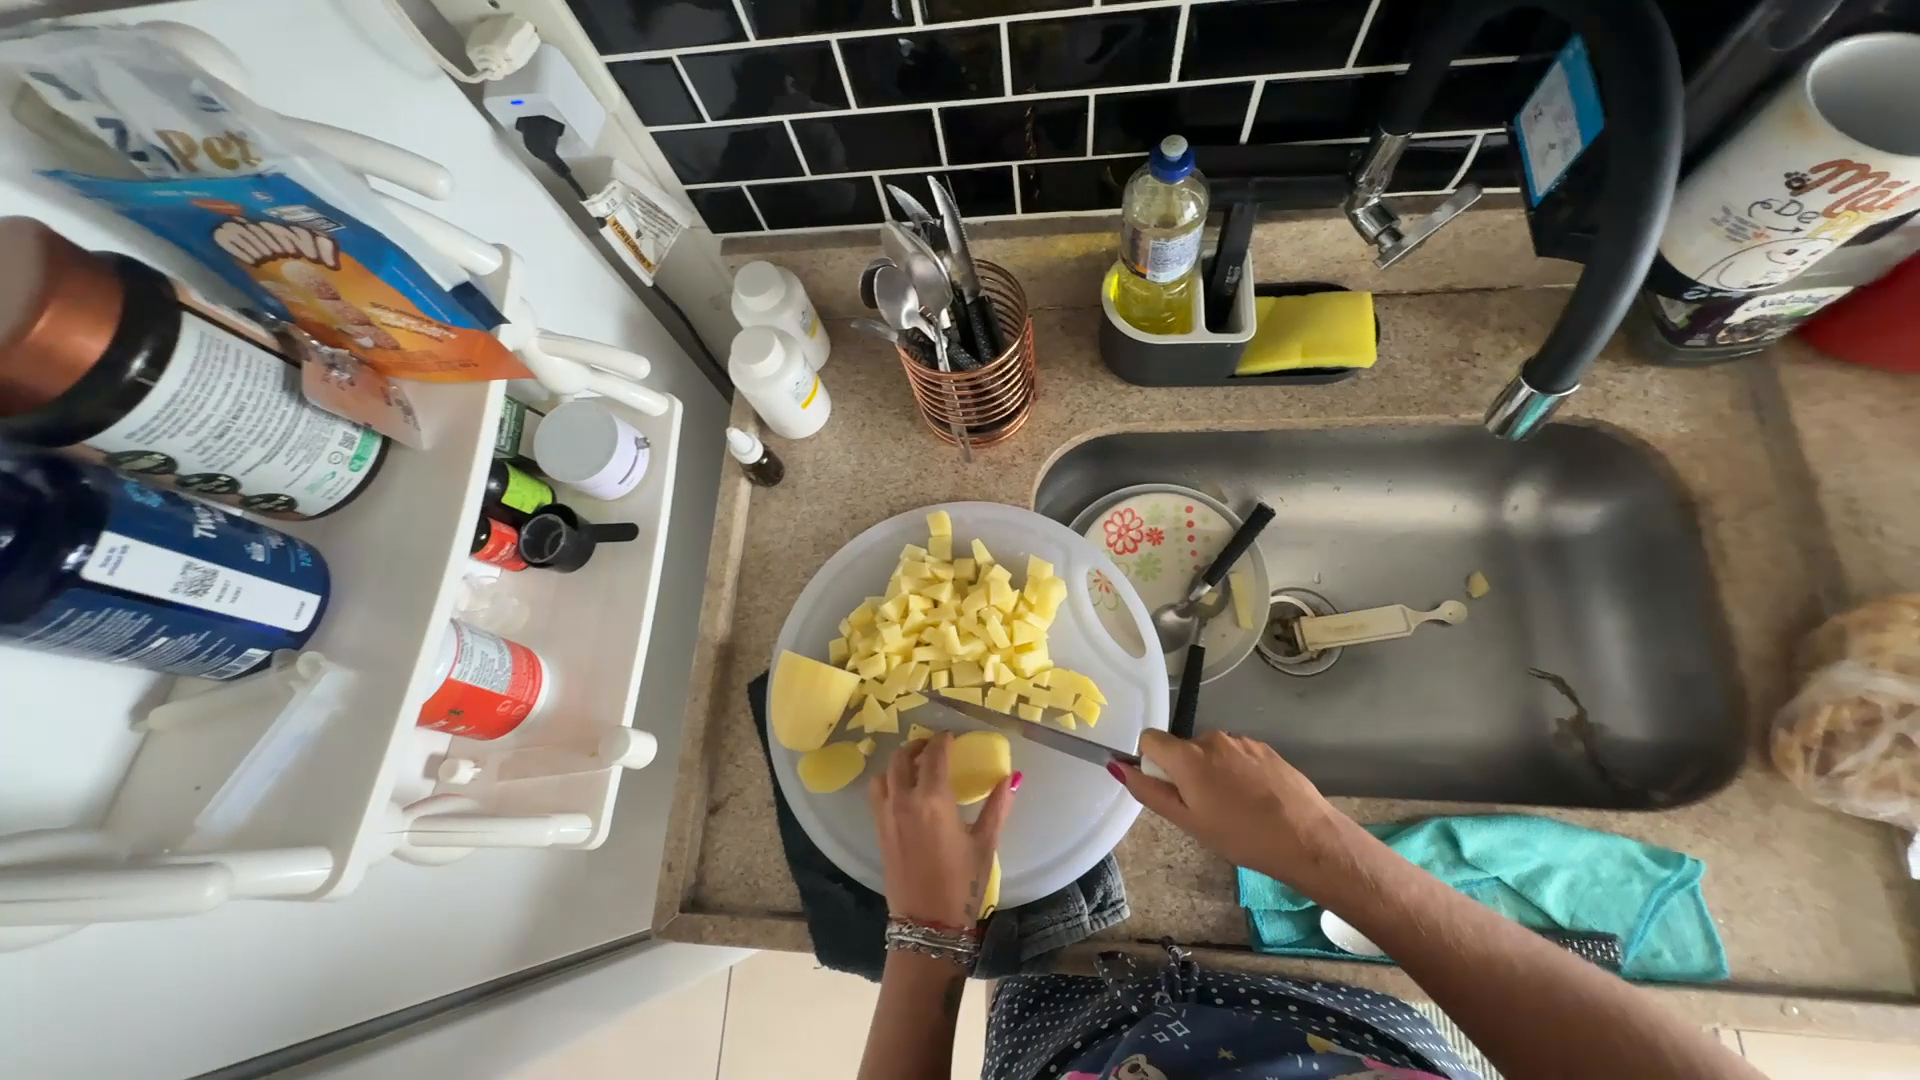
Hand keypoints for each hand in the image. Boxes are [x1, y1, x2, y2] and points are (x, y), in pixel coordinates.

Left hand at [868, 733, 1015, 925]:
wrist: (928, 924)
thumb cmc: (962, 885)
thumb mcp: (985, 844)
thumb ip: (997, 806)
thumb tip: (1012, 777)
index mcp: (934, 800)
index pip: (935, 755)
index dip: (943, 740)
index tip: (952, 737)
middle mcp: (905, 801)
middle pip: (903, 758)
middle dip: (918, 746)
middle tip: (934, 747)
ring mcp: (887, 816)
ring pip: (885, 774)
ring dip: (898, 763)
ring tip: (915, 766)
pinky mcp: (879, 831)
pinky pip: (877, 794)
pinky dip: (887, 782)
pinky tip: (903, 791)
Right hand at [1115, 730, 1357, 894]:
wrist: (1307, 838)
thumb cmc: (1240, 836)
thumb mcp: (1187, 821)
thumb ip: (1148, 791)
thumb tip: (1117, 766)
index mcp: (1187, 755)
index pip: (1150, 739)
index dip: (1152, 763)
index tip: (1169, 789)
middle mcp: (1211, 738)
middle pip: (1183, 748)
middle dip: (1185, 771)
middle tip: (1204, 808)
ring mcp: (1241, 741)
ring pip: (1212, 752)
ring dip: (1213, 772)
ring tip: (1234, 808)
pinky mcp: (1265, 748)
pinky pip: (1237, 755)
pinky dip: (1237, 772)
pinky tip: (1255, 800)